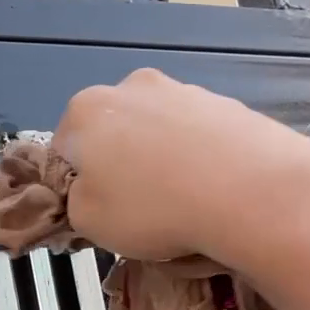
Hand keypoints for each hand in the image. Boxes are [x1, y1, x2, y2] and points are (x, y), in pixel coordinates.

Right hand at [52, 68, 309, 273]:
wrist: (250, 192)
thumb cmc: (150, 208)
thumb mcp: (86, 222)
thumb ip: (72, 203)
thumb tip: (83, 194)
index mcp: (85, 111)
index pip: (59, 153)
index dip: (70, 189)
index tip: (86, 216)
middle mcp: (130, 87)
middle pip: (108, 138)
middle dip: (112, 171)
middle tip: (127, 213)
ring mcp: (181, 90)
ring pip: (150, 137)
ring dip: (152, 167)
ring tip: (172, 208)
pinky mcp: (222, 103)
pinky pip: (190, 139)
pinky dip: (190, 163)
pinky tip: (202, 195)